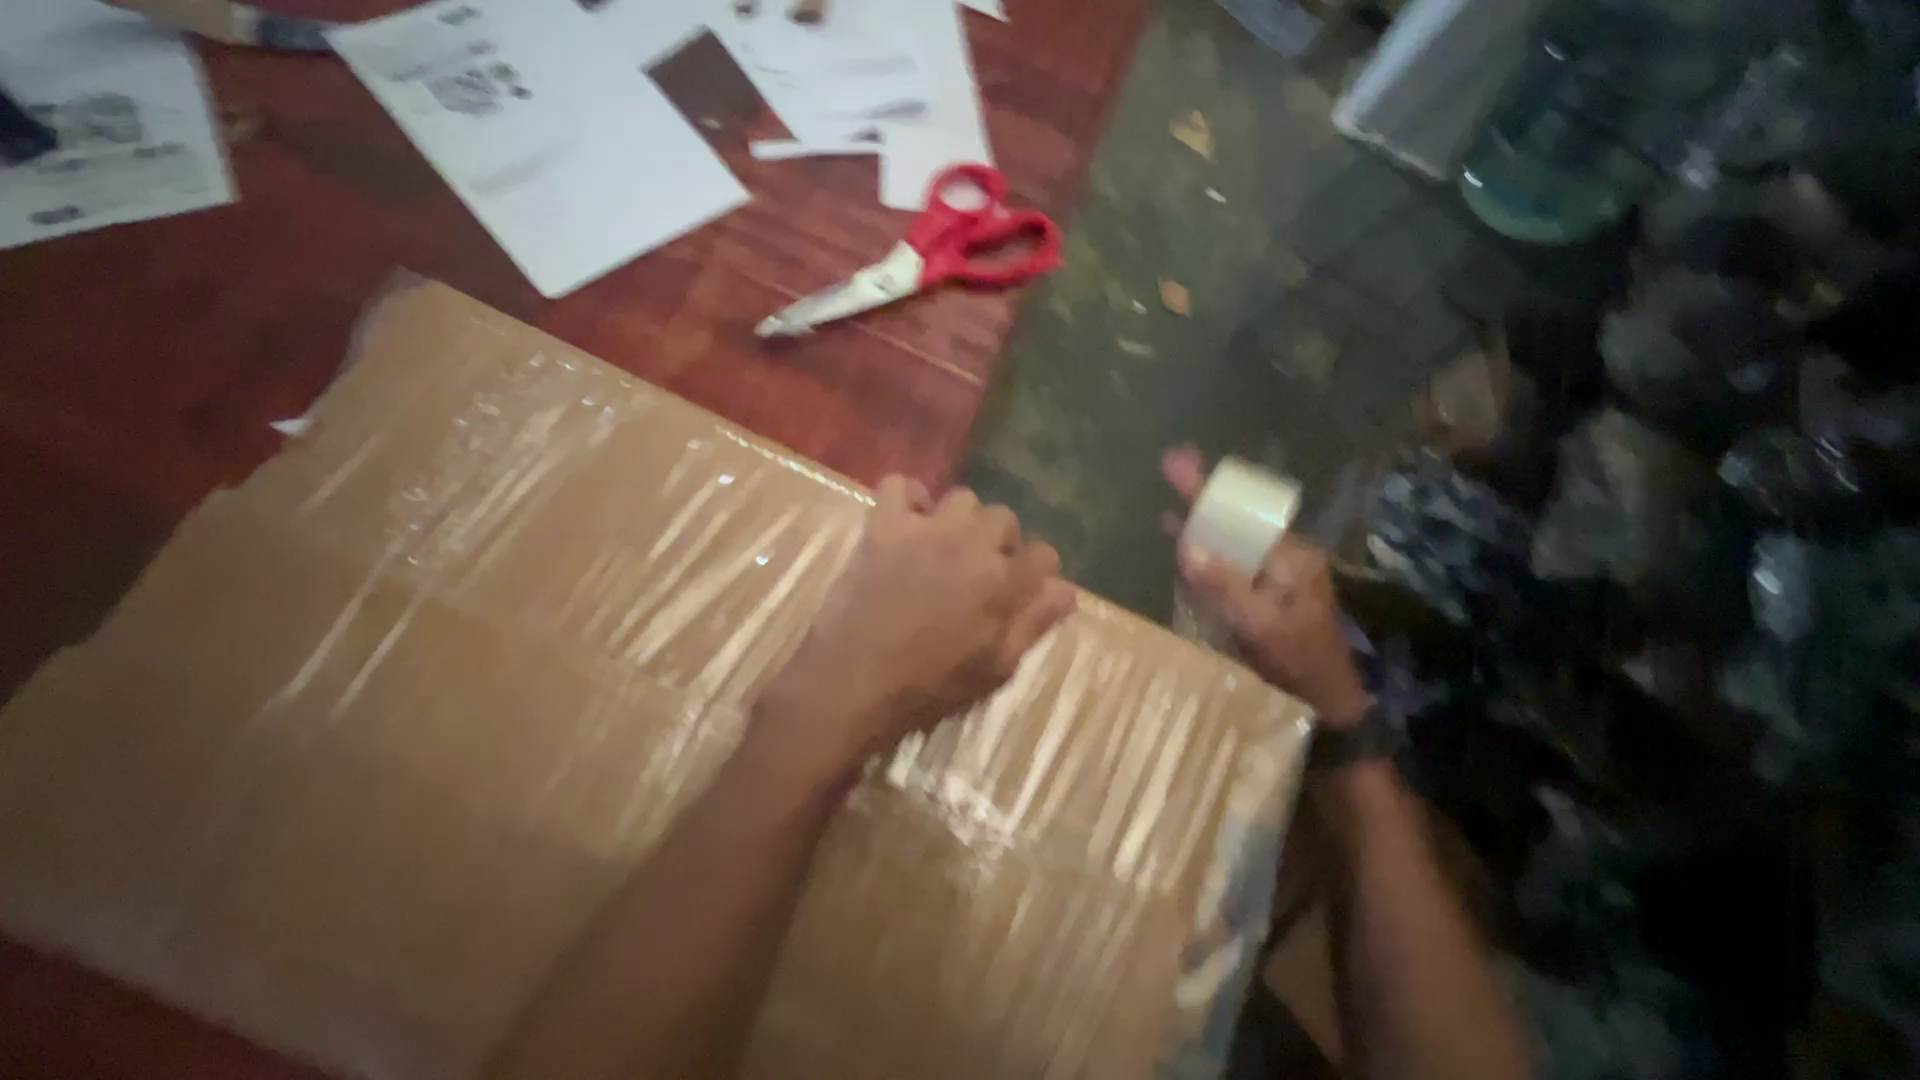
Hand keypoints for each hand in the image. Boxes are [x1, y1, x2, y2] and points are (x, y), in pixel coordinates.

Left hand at [755, 477, 1077, 779]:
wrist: (851, 684)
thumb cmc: (927, 688)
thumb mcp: (993, 670)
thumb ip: (1033, 625)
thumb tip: (1067, 591)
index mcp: (1004, 584)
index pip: (1044, 555)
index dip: (1036, 572)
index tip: (1020, 588)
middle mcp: (972, 545)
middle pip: (1005, 519)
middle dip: (999, 542)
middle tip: (977, 571)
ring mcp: (926, 529)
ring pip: (962, 499)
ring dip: (960, 520)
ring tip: (943, 547)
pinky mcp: (884, 525)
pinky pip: (900, 485)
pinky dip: (908, 498)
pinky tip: (907, 524)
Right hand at [1164, 448, 1371, 727]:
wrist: (1326, 706)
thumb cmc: (1298, 664)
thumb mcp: (1260, 624)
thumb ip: (1224, 583)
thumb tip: (1187, 544)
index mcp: (1292, 559)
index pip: (1244, 516)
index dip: (1208, 490)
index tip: (1182, 462)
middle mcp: (1284, 562)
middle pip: (1236, 524)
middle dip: (1202, 499)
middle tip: (1172, 466)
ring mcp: (1273, 582)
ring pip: (1230, 546)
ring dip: (1201, 527)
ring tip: (1168, 507)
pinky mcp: (1262, 602)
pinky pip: (1228, 571)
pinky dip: (1204, 558)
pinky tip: (1181, 547)